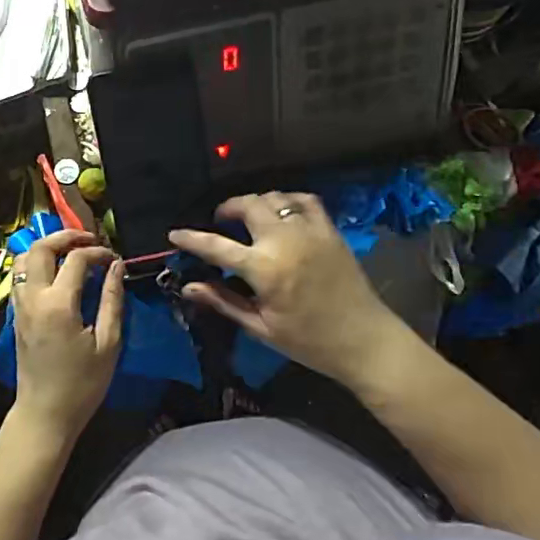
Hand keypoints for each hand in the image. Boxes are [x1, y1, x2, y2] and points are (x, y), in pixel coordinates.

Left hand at [11, 230, 123, 439]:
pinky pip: (20, 276)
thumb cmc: (83, 384)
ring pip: (24, 258)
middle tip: (89, 241)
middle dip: (66, 237)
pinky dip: (37, 264)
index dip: (97, 252)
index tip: (114, 259)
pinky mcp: (15, 314)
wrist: (45, 412)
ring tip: (72, 253)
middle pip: (41, 247)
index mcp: (58, 304)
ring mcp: (20, 305)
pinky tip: (56, 274)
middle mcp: (33, 297)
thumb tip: (117, 266)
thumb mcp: (108, 343)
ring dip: (47, 248)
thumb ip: (112, 300)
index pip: (76, 259)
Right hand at [170, 192, 404, 389]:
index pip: (217, 246)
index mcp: (264, 269)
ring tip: (247, 217)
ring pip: (274, 198)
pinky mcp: (329, 231)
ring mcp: (310, 231)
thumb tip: (189, 288)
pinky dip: (287, 200)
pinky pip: (305, 200)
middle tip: (219, 221)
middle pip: (248, 206)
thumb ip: (223, 302)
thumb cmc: (308, 341)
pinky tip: (280, 212)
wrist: (365, 340)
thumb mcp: (260, 327)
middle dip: (227, 209)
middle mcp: (285, 241)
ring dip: (255, 202)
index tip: (175, 234)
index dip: (192, 239)